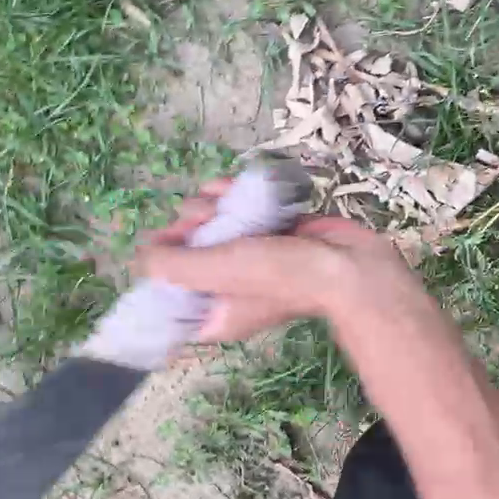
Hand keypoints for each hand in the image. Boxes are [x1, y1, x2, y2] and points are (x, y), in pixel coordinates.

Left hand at [136, 179, 430, 342]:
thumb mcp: (218, 272)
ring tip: (226, 202)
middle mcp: (228, 285)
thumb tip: (148, 254)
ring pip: (213, 224)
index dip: (160, 263)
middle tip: (206, 223)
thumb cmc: (285, 276)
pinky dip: (233, 195)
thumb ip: (172, 265)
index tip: (167, 245)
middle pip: (187, 250)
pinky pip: (239, 209)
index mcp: (213, 311)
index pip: (168, 291)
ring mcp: (251, 256)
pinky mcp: (271, 231)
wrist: (350, 264)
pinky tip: (233, 187)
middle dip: (189, 226)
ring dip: (211, 205)